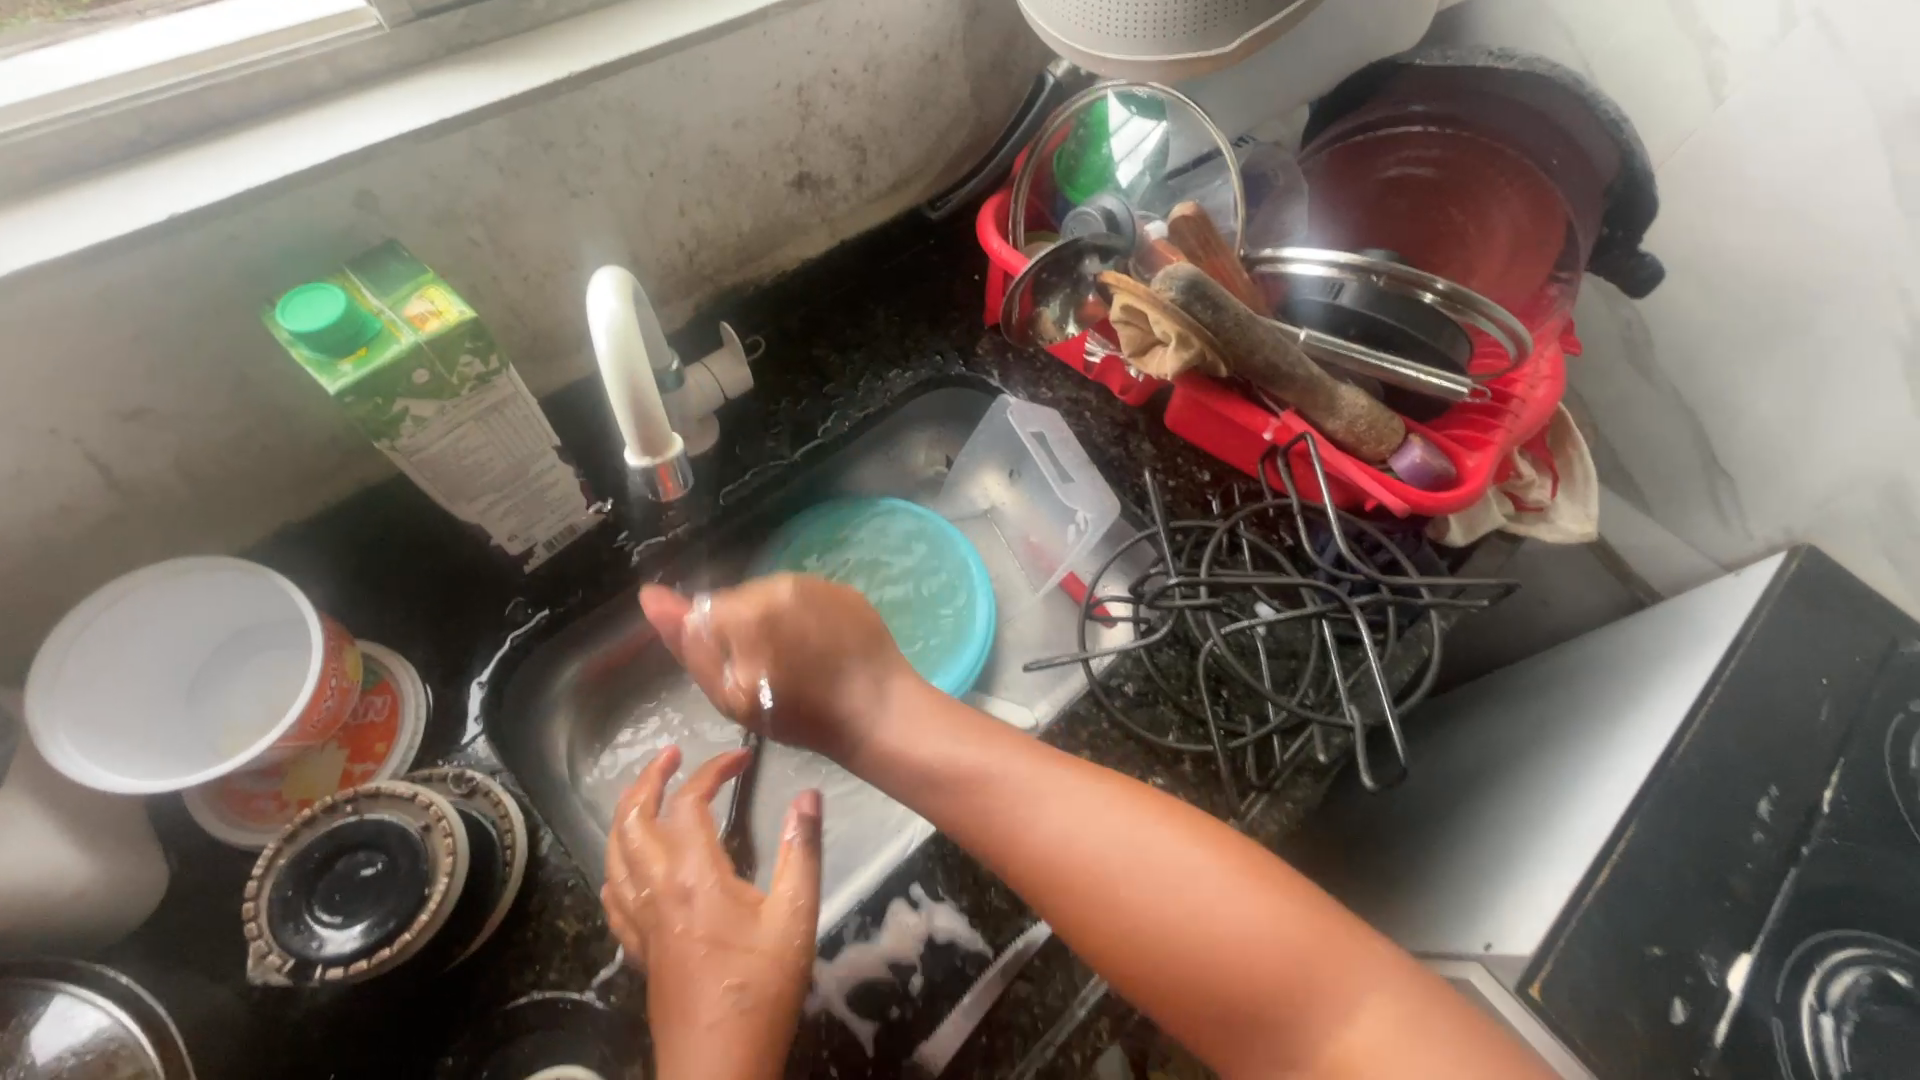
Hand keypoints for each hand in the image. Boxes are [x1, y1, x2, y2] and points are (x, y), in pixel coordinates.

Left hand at [602, 745, 821, 1079]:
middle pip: (632, 819)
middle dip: (648, 778)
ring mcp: (640, 921)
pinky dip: (618, 861)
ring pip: (614, 853)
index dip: (712, 771)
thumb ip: (803, 851)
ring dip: (626, 813)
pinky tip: (633, 863)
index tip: (741, 759)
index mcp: (694, 877)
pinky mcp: (638, 948)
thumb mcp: (796, 917)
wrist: (718, 1066)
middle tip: (671, 755)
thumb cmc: (762, 989)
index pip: (689, 802)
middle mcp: (657, 890)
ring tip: (648, 793)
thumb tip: (807, 794)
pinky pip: (613, 892)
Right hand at [639, 575, 919, 761]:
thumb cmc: (799, 715)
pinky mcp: (843, 588)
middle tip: (772, 671)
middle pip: (741, 600)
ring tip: (799, 660)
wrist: (876, 711)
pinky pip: (807, 597)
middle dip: (746, 630)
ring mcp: (815, 581)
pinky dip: (806, 617)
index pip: (707, 612)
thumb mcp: (730, 695)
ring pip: (774, 596)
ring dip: (776, 621)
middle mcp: (779, 582)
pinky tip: (821, 646)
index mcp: (745, 608)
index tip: (742, 672)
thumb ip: (688, 644)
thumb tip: (649, 596)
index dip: (719, 645)